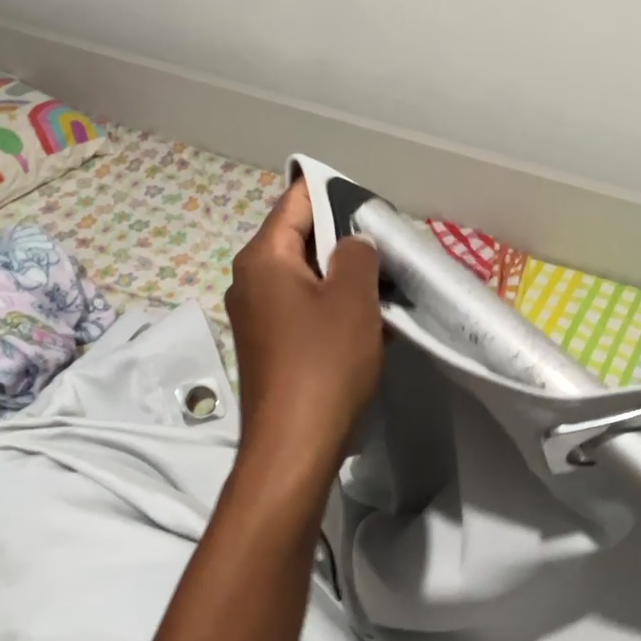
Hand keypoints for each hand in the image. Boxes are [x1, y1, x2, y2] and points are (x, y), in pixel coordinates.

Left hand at [225, 181, 382, 467]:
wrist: (294, 446)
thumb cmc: (324, 363)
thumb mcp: (352, 299)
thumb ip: (358, 254)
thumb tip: (354, 242)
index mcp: (262, 259)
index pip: (295, 202)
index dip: (333, 194)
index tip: (372, 203)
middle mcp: (250, 282)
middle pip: (301, 242)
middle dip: (346, 242)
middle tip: (390, 247)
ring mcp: (258, 318)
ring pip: (308, 281)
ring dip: (347, 282)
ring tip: (390, 287)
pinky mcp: (271, 350)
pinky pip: (306, 314)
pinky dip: (337, 312)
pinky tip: (374, 326)